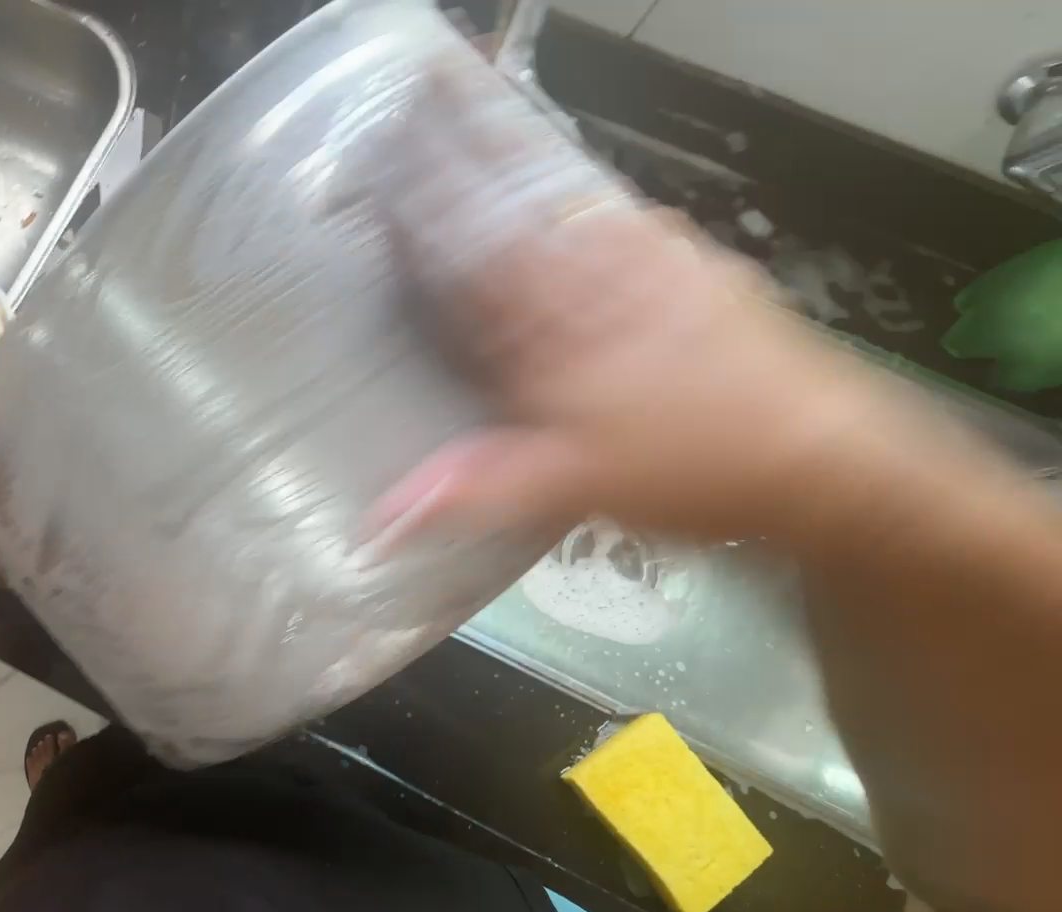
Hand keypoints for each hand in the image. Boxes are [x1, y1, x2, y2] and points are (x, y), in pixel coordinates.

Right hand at [362, 45, 951, 553]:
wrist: (826, 461)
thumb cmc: (691, 467)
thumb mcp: (568, 487)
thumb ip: (470, 490)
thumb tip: (377, 521)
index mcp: (556, 326)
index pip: (474, 251)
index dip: (428, 201)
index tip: (390, 152)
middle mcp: (602, 284)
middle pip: (517, 208)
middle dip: (469, 151)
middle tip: (433, 97)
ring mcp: (654, 272)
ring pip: (572, 208)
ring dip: (527, 167)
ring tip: (493, 129)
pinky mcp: (696, 280)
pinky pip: (633, 229)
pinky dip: (601, 211)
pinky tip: (599, 209)